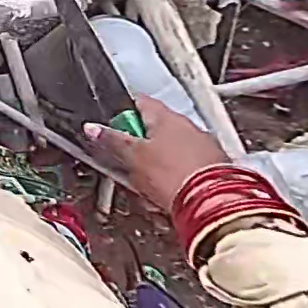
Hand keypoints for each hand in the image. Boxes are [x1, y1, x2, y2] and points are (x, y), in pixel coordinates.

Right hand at [84, 95, 227, 213]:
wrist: (214, 205)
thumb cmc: (176, 175)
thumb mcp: (131, 155)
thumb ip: (110, 139)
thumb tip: (93, 128)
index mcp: (168, 117)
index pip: (138, 102)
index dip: (119, 111)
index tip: (109, 125)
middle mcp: (190, 128)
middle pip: (152, 127)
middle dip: (135, 141)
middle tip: (122, 155)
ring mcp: (205, 148)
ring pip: (168, 148)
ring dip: (152, 158)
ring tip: (141, 177)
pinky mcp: (215, 169)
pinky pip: (182, 165)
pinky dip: (170, 172)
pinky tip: (161, 187)